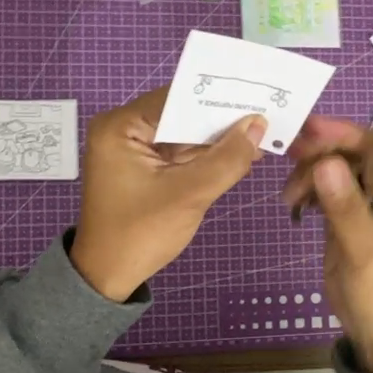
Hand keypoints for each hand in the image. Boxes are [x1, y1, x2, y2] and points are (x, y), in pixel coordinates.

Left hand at [70, 89, 264, 300]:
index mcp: (119, 126)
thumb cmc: (140, 233)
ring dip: (216, 139)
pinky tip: (239, 154)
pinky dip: (203, 155)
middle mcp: (120, 129)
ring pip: (181, 133)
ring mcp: (129, 148)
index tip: (256, 95)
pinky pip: (176, 151)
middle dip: (220, 119)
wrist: (106, 277)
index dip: (217, 98)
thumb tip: (259, 124)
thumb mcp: (189, 194)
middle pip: (179, 114)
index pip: (176, 99)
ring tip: (262, 134)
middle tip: (266, 113)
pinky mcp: (140, 166)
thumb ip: (226, 158)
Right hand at [283, 117, 372, 372]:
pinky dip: (312, 192)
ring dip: (312, 175)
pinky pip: (331, 194)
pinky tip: (295, 203)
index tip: (310, 130)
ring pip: (339, 174)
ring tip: (289, 197)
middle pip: (356, 157)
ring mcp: (372, 210)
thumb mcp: (364, 251)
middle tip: (288, 157)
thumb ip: (345, 206)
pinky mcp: (352, 224)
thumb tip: (324, 162)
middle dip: (323, 155)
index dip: (345, 135)